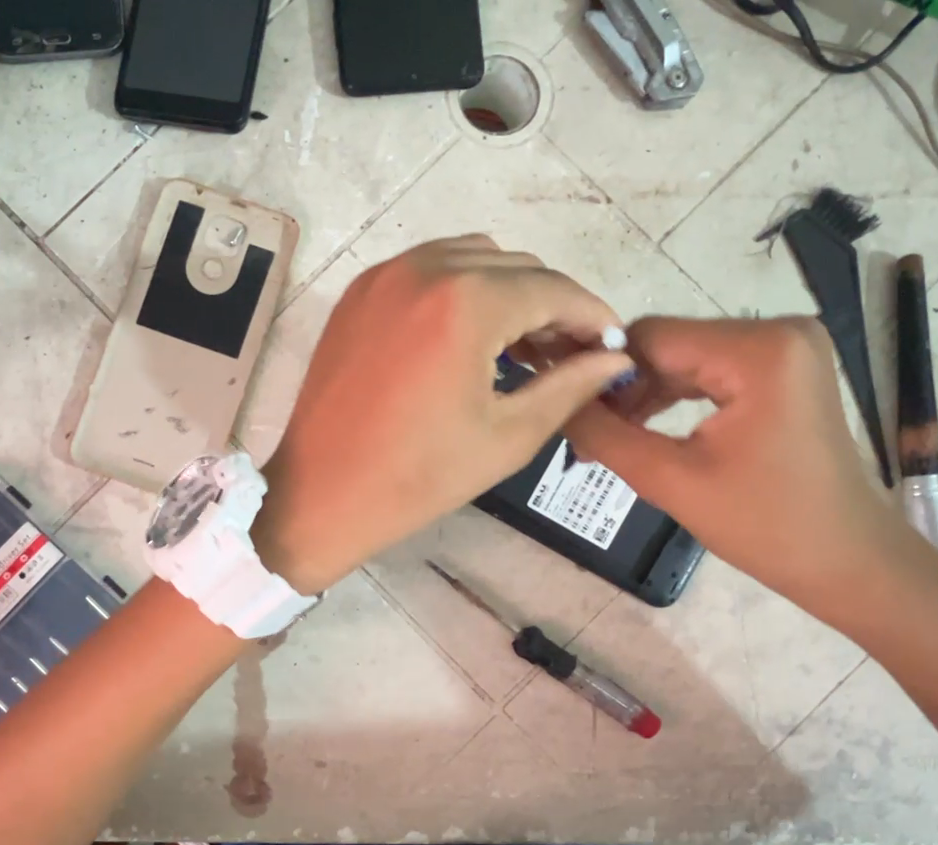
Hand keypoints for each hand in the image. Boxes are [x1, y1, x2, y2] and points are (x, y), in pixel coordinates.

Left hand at [253, 235, 632, 592]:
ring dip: (505, 292)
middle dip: (549, 305)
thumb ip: (570, 385)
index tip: (610, 347)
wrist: (322, 492)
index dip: (590, 317)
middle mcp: (424, 268)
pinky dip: (457, 290)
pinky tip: (466, 338)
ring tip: (518, 347)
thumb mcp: (508, 436)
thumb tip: (615, 359)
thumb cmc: (418, 477)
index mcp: (466, 301)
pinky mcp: (358, 294)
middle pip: (514, 267)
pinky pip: (425, 270)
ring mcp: (383, 276)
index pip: (552, 289)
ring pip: (470, 259)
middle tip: (566, 356)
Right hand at [563, 317, 920, 617]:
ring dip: (641, 397)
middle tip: (585, 438)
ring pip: (682, 358)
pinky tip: (645, 432)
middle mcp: (778, 331)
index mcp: (759, 349)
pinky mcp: (784, 370)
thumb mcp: (669, 480)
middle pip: (666, 345)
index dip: (600, 373)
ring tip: (608, 441)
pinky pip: (708, 371)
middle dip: (621, 390)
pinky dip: (672, 399)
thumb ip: (603, 434)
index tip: (567, 414)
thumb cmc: (763, 524)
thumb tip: (554, 403)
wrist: (846, 558)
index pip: (649, 338)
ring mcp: (785, 348)